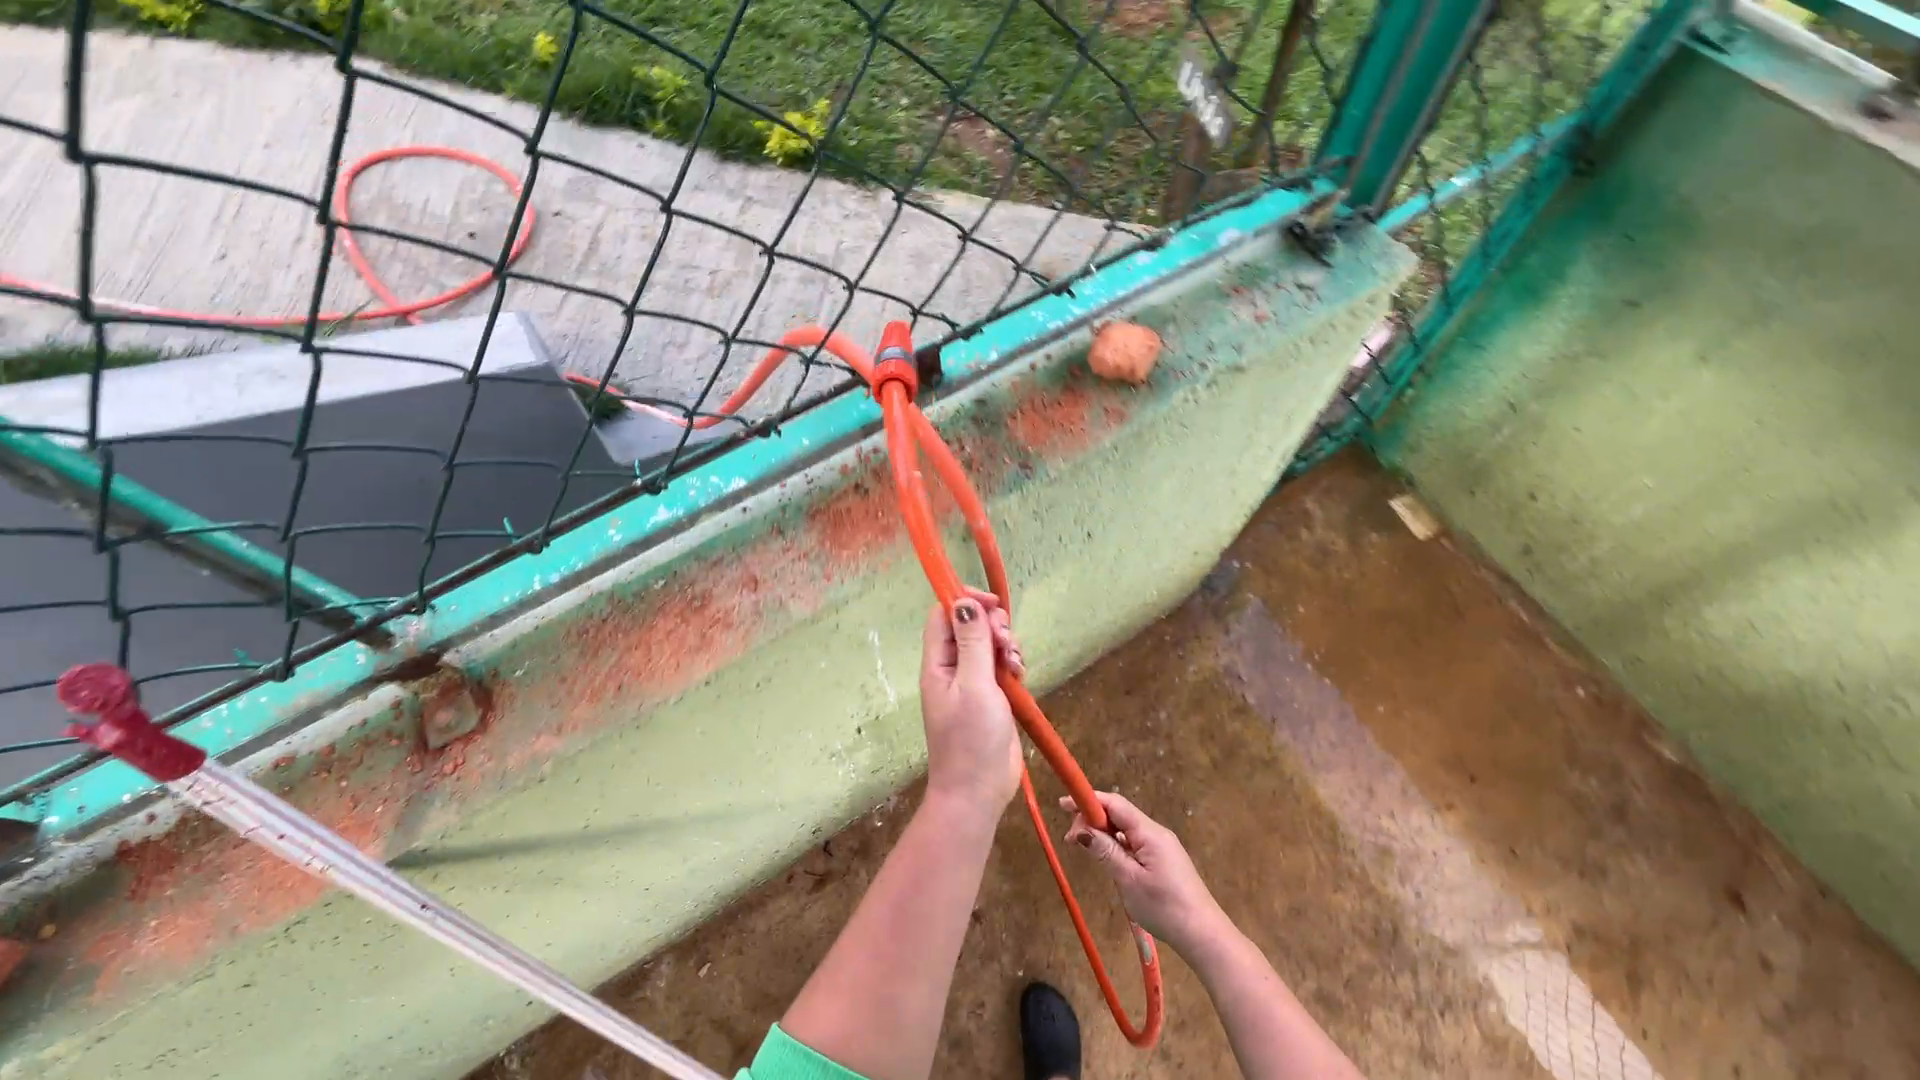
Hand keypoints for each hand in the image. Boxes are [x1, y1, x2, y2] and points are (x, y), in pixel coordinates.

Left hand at [920, 589, 1023, 812]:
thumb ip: (972, 642)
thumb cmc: (971, 739)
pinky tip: (1021, 674)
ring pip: (988, 645)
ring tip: (1016, 664)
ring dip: (1006, 645)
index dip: (965, 601)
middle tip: (1006, 642)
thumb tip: (964, 602)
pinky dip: (1012, 664)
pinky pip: (1000, 667)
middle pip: (970, 627)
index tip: (993, 604)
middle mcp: (951, 669)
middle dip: (992, 625)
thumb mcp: (974, 685)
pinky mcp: (991, 697)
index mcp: (937, 664)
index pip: (943, 615)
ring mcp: (971, 683)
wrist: (978, 791)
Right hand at [1059, 791, 1229, 955]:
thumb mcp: (1129, 880)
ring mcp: (1161, 848)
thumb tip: (1081, 830)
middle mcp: (1156, 833)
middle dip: (1092, 820)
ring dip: (1103, 834)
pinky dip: (1116, 846)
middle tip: (1070, 840)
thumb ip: (1105, 852)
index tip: (1063, 805)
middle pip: (1119, 815)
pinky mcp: (1163, 861)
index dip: (1088, 800)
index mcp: (1149, 832)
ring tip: (1082, 847)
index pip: (1115, 804)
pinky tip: (1106, 859)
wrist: (1203, 934)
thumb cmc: (1165, 907)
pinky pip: (1134, 844)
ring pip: (1126, 831)